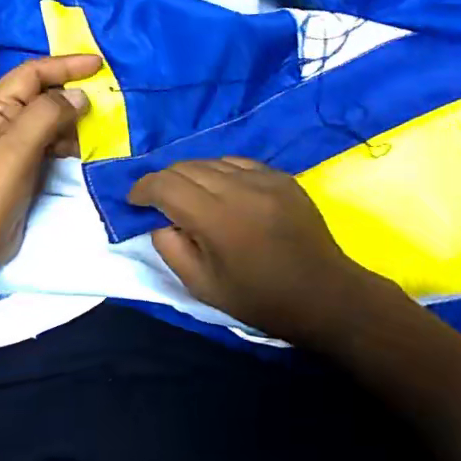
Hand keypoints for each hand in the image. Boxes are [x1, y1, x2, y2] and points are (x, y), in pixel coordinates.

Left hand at [0, 55, 99, 277]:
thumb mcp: (16, 148)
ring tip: (101, 127)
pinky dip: (67, 144)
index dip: (65, 65)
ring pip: (47, 121)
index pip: (31, 73)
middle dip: (72, 93)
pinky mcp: (19, 170)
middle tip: (108, 99)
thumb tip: (79, 95)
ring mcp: (9, 147)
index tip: (100, 65)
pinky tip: (84, 151)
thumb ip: (47, 114)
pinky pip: (47, 146)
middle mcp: (0, 121)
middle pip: (41, 95)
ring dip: (72, 121)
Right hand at [129, 156, 396, 346]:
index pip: (166, 185)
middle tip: (158, 201)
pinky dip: (219, 173)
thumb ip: (170, 247)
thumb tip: (159, 220)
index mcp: (217, 220)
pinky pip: (237, 163)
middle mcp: (239, 190)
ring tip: (189, 196)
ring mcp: (265, 180)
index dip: (143, 189)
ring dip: (190, 175)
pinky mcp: (282, 178)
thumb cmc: (260, 299)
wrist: (326, 297)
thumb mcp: (201, 285)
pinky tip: (221, 191)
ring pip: (210, 161)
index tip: (135, 201)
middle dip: (163, 181)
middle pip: (184, 167)